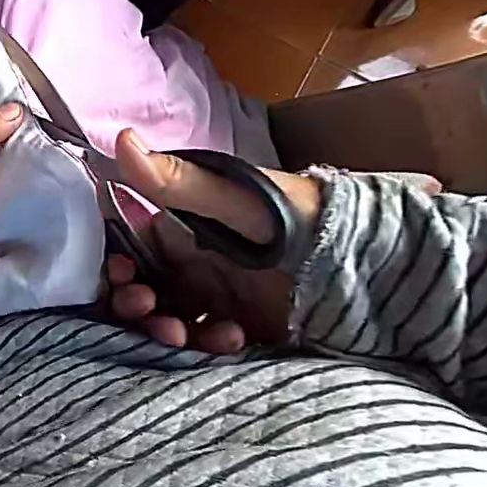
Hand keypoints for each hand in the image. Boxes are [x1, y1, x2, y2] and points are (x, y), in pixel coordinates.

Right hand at [104, 128, 438, 351]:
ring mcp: (218, 301)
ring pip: (171, 323)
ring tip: (184, 335)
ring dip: (168, 332)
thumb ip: (177, 180)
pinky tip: (231, 338)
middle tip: (151, 315)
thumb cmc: (296, 215)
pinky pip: (207, 346)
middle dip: (138, 308)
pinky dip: (208, 347)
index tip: (120, 282)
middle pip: (147, 294)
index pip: (133, 254)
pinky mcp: (241, 329)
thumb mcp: (234, 198)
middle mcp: (195, 267)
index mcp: (185, 233)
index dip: (117, 270)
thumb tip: (121, 139)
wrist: (368, 258)